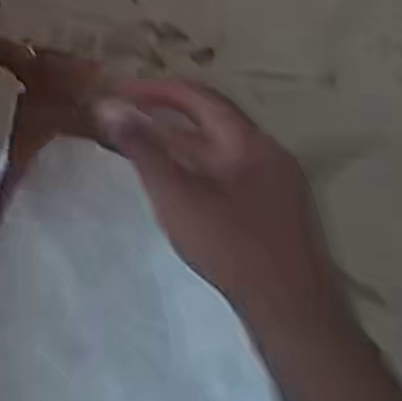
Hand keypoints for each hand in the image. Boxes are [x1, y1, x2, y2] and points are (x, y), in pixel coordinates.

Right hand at [92, 79, 347, 333]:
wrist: (292, 311)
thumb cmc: (230, 246)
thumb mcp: (176, 194)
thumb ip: (142, 148)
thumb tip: (109, 105)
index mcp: (249, 142)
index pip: (198, 96)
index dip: (153, 89)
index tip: (116, 91)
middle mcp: (267, 152)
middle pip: (209, 117)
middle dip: (163, 111)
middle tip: (123, 114)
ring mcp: (274, 179)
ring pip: (217, 145)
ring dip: (176, 138)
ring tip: (137, 142)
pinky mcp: (273, 205)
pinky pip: (225, 167)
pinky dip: (192, 161)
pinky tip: (171, 178)